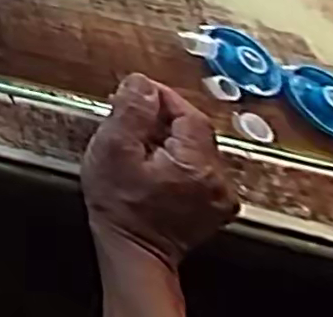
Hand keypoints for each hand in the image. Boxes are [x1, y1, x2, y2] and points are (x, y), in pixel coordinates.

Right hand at [82, 73, 238, 268]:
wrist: (131, 250)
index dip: (161, 96)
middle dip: (160, 114)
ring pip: (194, 147)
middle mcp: (219, 183)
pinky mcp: (211, 207)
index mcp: (198, 166)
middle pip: (194, 130)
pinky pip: (195, 166)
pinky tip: (147, 156)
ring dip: (165, 133)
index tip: (135, 89)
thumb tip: (142, 83)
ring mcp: (218, 198)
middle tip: (127, 109)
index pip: (189, 114)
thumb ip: (131, 111)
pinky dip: (172, 154)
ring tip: (133, 133)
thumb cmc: (119, 201)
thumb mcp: (114, 147)